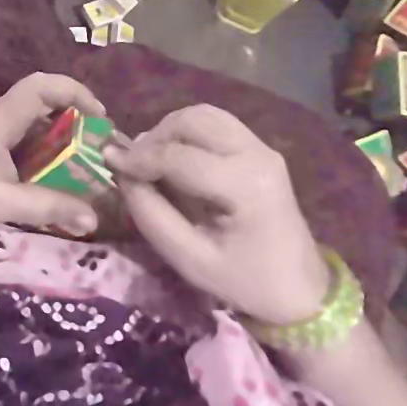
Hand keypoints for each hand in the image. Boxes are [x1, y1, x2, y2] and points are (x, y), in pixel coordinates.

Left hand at [0, 73, 107, 234]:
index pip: (44, 85)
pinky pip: (22, 131)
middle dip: (75, 115)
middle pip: (44, 98)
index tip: (99, 115)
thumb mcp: (0, 201)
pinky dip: (43, 144)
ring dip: (59, 131)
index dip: (76, 92)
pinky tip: (51, 170)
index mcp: (2, 117)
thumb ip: (47, 207)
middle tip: (96, 142)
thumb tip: (92, 219)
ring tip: (81, 157)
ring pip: (34, 116)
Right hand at [106, 105, 330, 324]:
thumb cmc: (243, 281)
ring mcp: (263, 148)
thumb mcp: (188, 259)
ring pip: (205, 115)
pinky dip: (188, 133)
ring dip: (170, 130)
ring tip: (151, 160)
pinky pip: (216, 125)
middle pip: (194, 120)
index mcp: (245, 186)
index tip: (107, 162)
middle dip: (155, 136)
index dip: (138, 157)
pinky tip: (174, 159)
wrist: (299, 290)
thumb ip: (151, 214)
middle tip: (132, 163)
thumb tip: (122, 175)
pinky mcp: (261, 150)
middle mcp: (258, 155)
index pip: (179, 156)